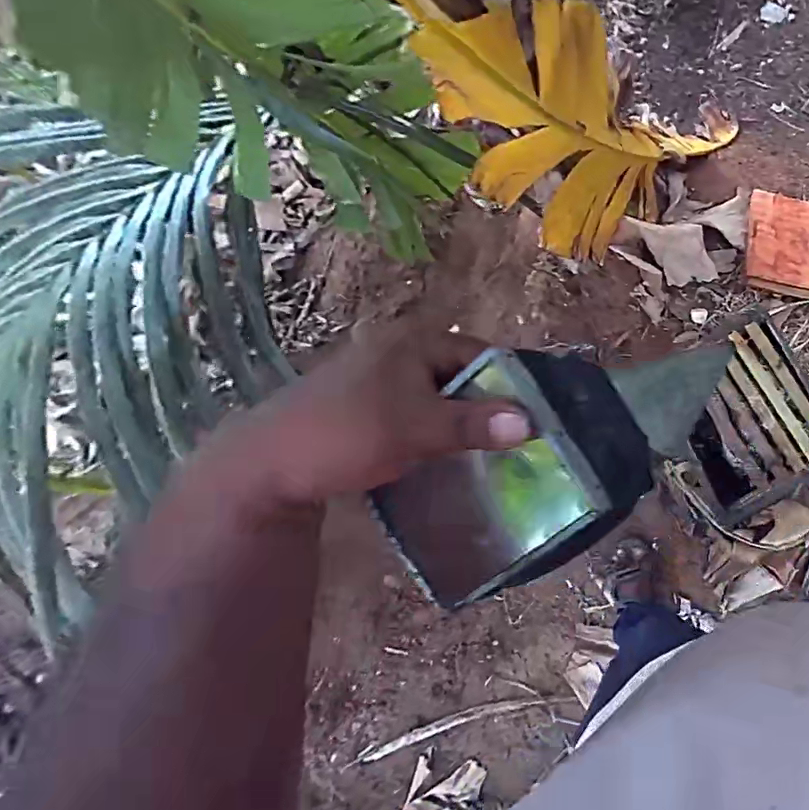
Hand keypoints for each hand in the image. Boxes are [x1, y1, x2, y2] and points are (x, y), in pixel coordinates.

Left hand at [204, 325, 530, 508]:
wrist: (268, 467)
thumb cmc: (346, 433)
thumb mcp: (417, 428)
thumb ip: (475, 423)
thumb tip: (533, 422)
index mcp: (412, 342)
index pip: (483, 353)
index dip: (514, 382)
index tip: (540, 415)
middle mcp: (401, 352)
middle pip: (466, 376)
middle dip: (494, 405)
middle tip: (524, 438)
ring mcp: (385, 381)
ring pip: (446, 398)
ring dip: (469, 422)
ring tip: (499, 451)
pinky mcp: (374, 409)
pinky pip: (425, 414)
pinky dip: (444, 431)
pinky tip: (457, 455)